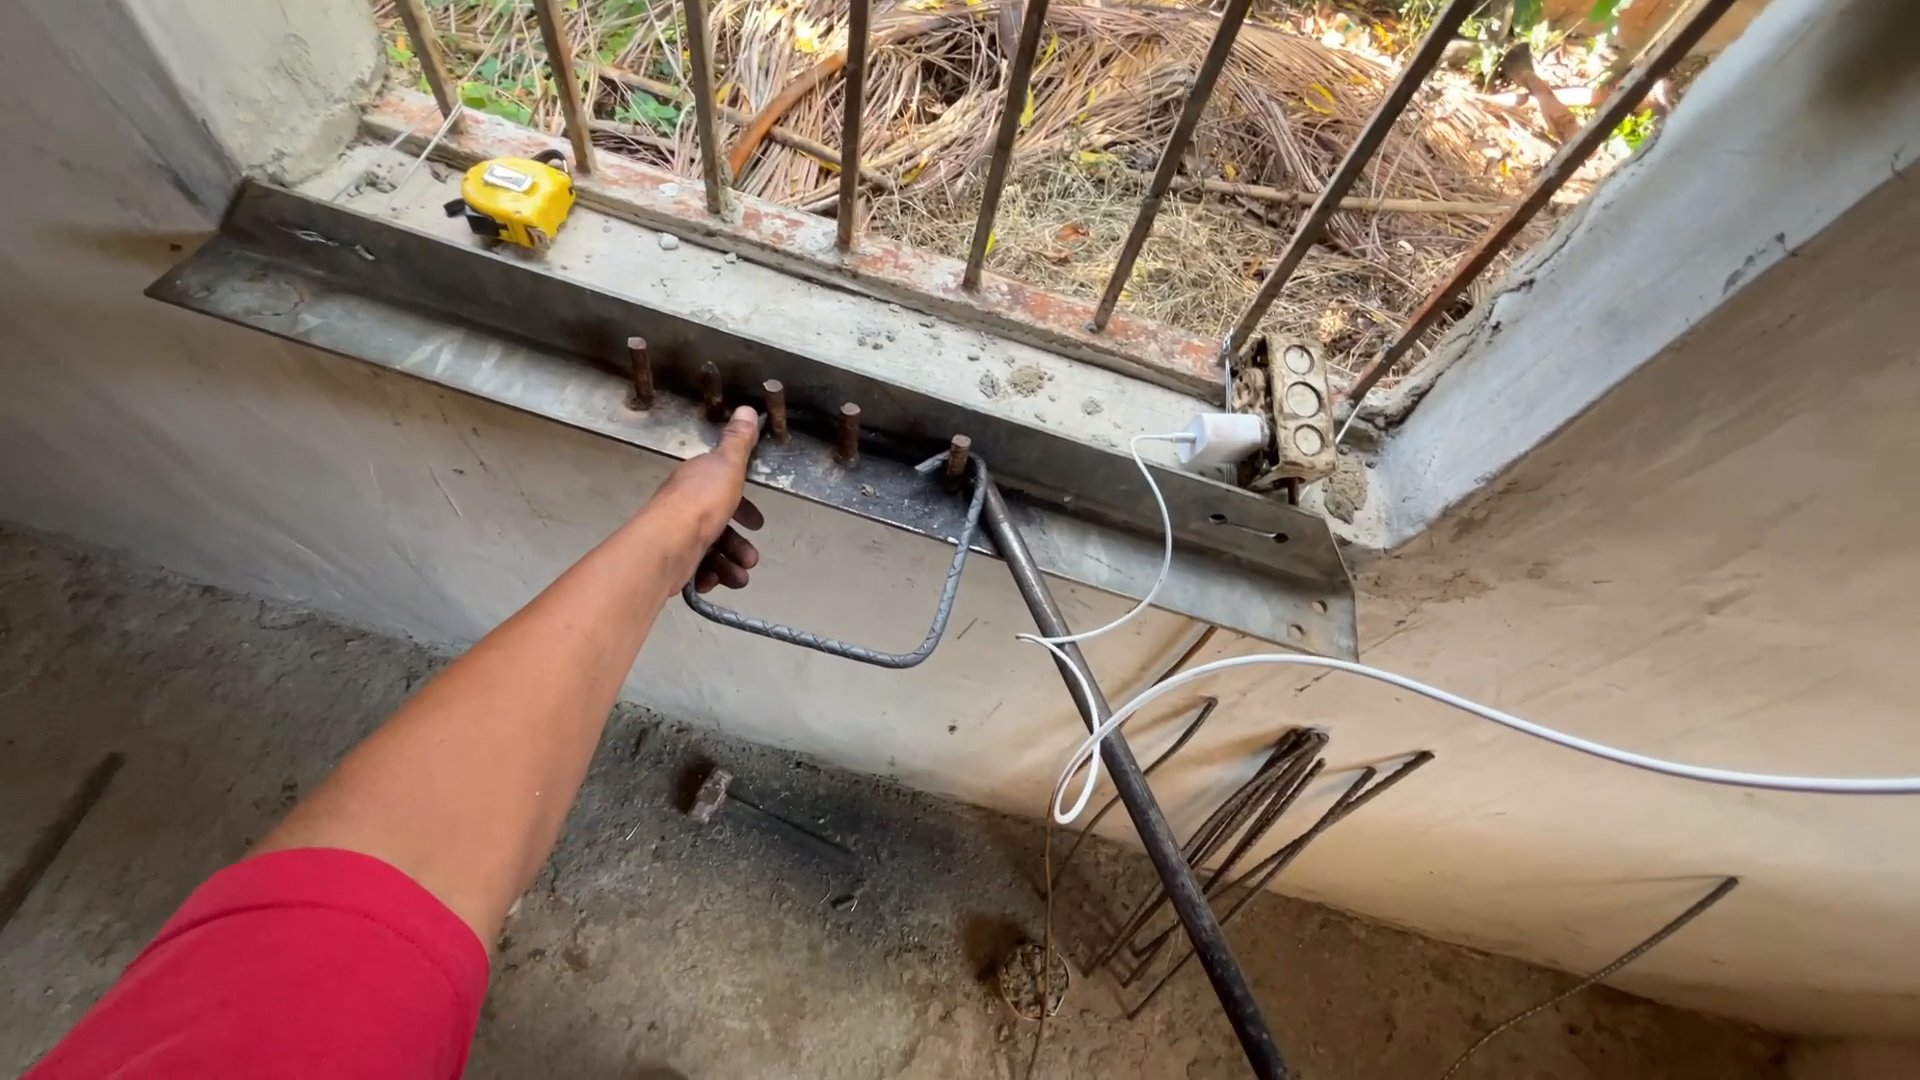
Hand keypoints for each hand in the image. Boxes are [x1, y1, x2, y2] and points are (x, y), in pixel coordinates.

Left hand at [650, 405, 763, 591]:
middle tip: (751, 559)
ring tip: (739, 577)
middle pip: (720, 526)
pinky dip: (710, 577)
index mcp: (697, 481)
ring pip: (712, 552)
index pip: (722, 491)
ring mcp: (678, 536)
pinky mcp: (673, 562)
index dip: (743, 507)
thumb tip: (747, 410)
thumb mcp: (727, 465)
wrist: (668, 544)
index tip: (757, 523)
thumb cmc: (701, 502)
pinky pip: (697, 571)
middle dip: (739, 544)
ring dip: (730, 565)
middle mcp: (685, 507)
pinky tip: (714, 582)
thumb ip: (739, 442)